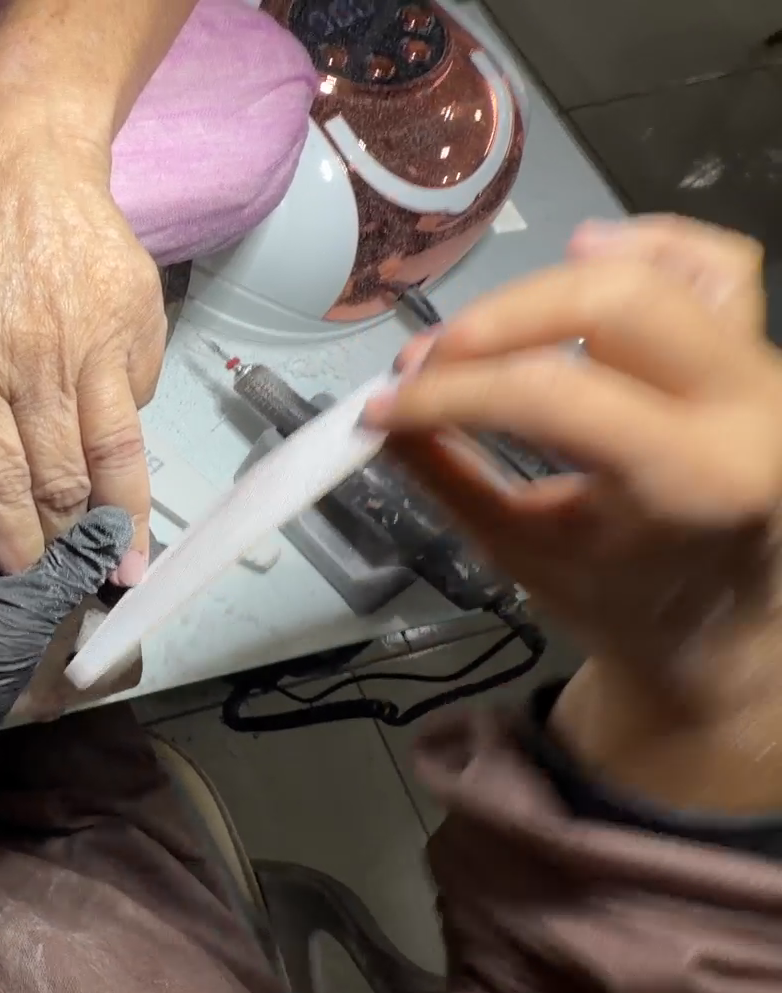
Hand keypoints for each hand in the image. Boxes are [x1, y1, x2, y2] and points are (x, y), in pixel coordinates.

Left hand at [0, 113, 160, 580]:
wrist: (22, 164)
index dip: (13, 537)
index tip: (22, 576)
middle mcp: (34, 369)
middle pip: (58, 478)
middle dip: (65, 541)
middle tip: (73, 584)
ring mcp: (93, 346)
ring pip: (114, 453)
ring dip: (121, 519)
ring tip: (126, 566)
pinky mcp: (138, 325)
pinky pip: (137, 402)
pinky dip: (126, 440)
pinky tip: (120, 466)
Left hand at [0, 507, 131, 812]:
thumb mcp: (28, 609)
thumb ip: (74, 564)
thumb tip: (120, 521)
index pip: (31, 495)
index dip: (83, 501)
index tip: (132, 517)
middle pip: (40, 526)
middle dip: (87, 536)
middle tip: (138, 548)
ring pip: (42, 559)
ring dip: (80, 566)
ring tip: (129, 568)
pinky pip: (35, 588)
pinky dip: (65, 591)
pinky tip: (100, 593)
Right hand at [365, 216, 781, 810]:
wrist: (722, 618)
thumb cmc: (613, 597)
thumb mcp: (511, 545)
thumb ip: (443, 473)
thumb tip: (378, 418)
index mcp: (691, 477)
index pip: (546, 393)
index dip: (444, 392)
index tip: (377, 410)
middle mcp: (750, 406)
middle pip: (614, 302)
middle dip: (491, 326)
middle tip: (419, 367)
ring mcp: (763, 369)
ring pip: (660, 273)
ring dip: (538, 292)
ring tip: (470, 334)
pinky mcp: (753, 351)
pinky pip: (717, 267)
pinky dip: (647, 245)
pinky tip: (582, 251)